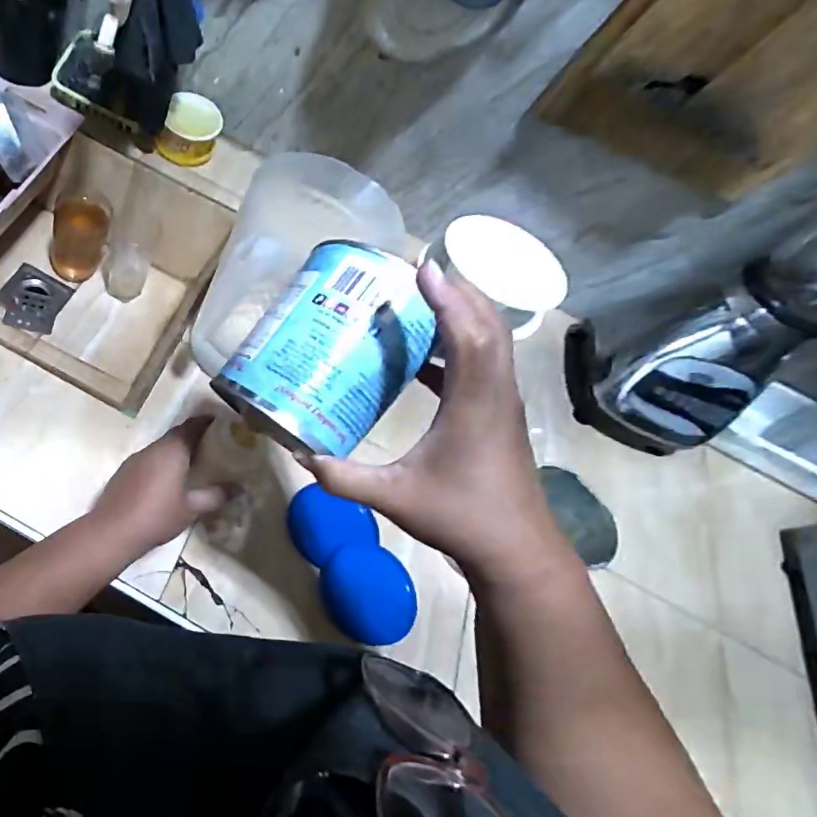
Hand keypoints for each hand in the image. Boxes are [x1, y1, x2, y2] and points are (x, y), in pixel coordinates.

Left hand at [90, 416, 234, 553]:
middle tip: (213, 448)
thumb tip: (239, 488)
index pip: (192, 426)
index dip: (207, 422)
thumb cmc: (156, 517)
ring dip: (176, 452)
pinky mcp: (124, 472)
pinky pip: (148, 460)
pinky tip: (167, 481)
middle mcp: (153, 448)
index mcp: (172, 450)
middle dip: (194, 438)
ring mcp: (135, 459)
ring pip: (160, 448)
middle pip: (176, 435)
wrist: (112, 531)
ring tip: (193, 465)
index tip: (222, 425)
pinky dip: (161, 463)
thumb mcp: (191, 509)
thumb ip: (215, 495)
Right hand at [303, 262, 568, 578]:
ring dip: (462, 315)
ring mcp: (500, 404)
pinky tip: (424, 357)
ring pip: (489, 342)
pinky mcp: (496, 417)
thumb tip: (303, 456)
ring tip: (423, 302)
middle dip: (458, 292)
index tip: (422, 267)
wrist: (514, 548)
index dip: (447, 297)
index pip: (468, 333)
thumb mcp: (395, 498)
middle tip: (418, 275)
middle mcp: (495, 392)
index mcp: (475, 402)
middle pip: (487, 324)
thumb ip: (345, 478)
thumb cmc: (460, 517)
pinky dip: (456, 348)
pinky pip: (481, 366)